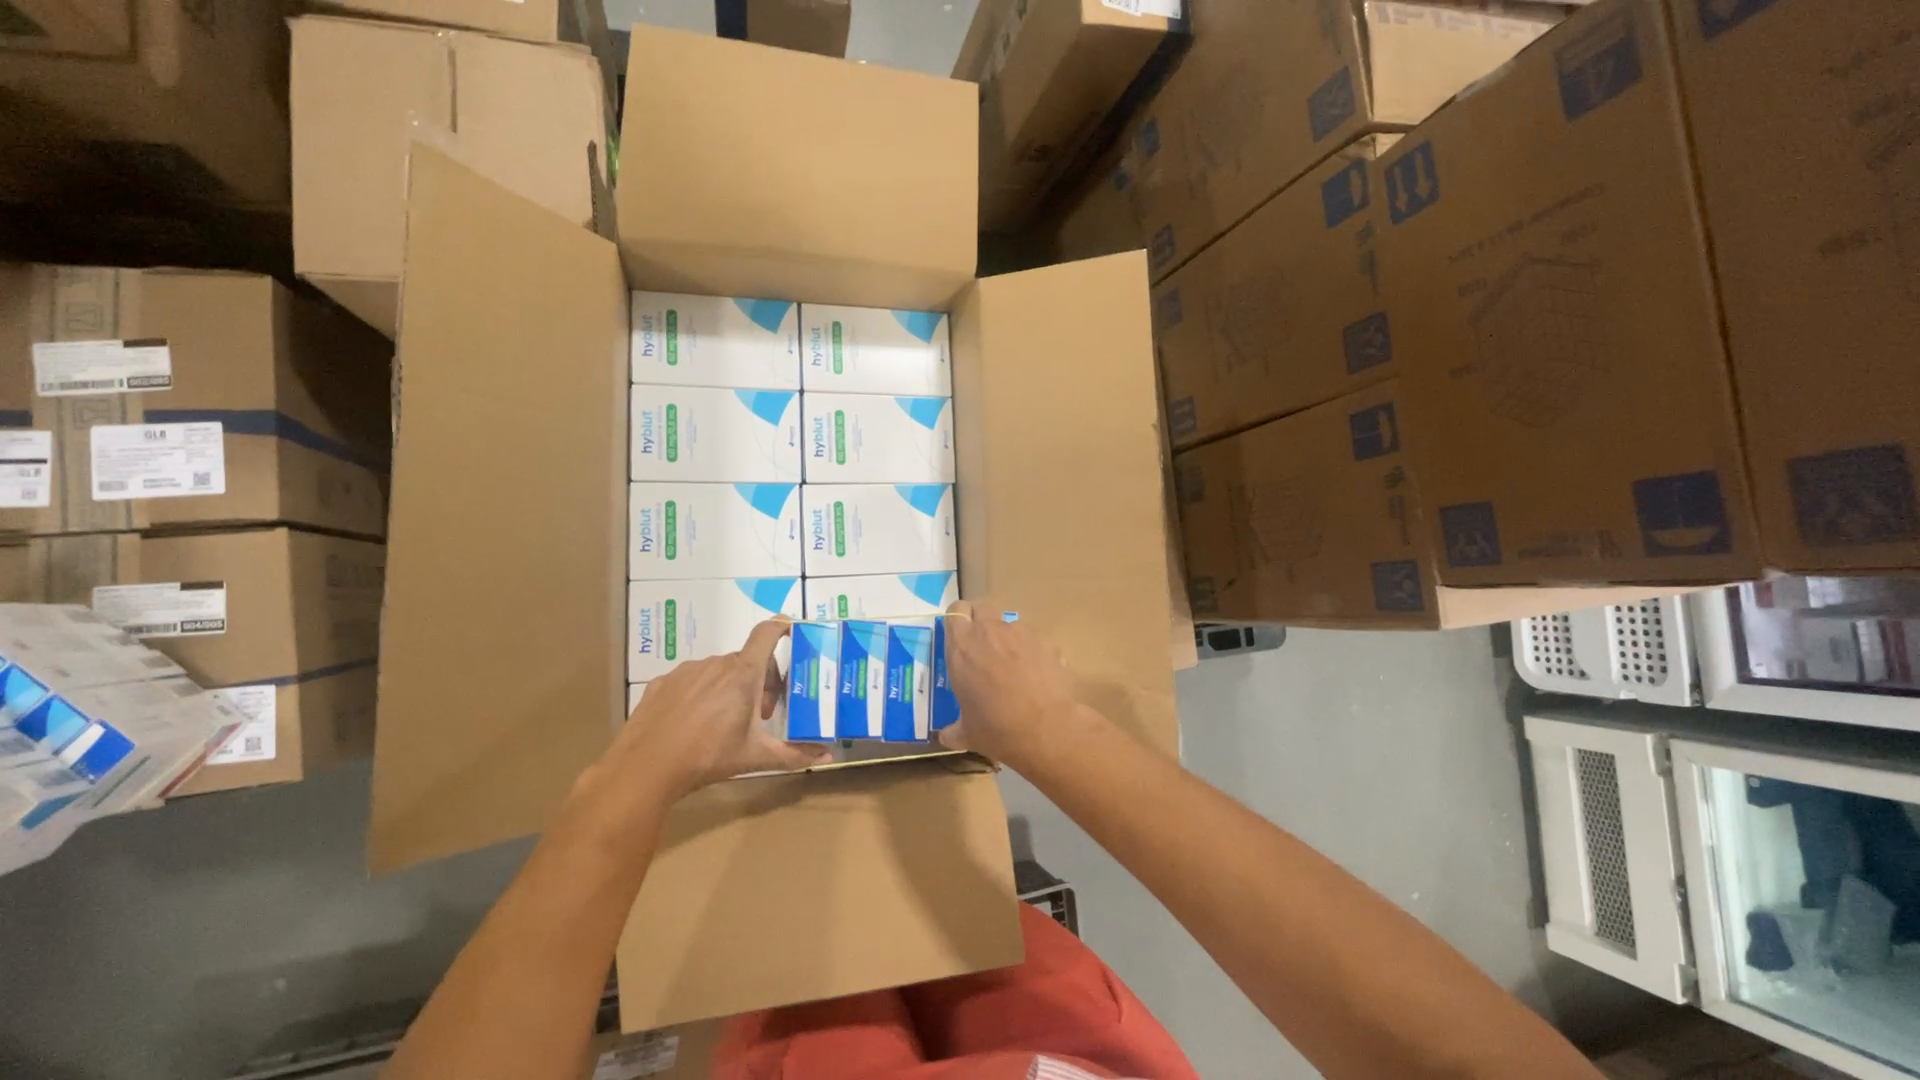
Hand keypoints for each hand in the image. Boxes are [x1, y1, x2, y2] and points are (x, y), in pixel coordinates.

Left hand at [610, 619, 831, 801]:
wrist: (646, 767)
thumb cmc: (708, 757)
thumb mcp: (756, 757)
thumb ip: (794, 754)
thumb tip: (829, 757)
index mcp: (743, 674)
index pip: (767, 633)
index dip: (782, 627)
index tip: (793, 632)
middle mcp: (716, 664)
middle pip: (747, 660)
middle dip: (760, 681)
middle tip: (761, 714)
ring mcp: (686, 671)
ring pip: (718, 671)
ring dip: (730, 688)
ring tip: (725, 722)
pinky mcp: (662, 682)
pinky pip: (690, 680)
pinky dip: (700, 694)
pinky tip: (693, 724)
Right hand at [935, 601, 1090, 766]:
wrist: (1045, 728)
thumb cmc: (996, 728)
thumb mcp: (967, 733)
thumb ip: (953, 731)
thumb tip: (944, 737)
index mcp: (962, 647)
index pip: (954, 612)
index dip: (957, 621)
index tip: (958, 637)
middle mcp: (988, 632)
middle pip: (981, 608)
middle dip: (981, 621)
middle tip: (982, 647)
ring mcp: (1020, 633)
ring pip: (1009, 623)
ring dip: (1007, 637)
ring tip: (1012, 665)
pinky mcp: (1046, 642)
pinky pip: (1033, 640)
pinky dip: (1031, 651)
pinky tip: (1035, 675)